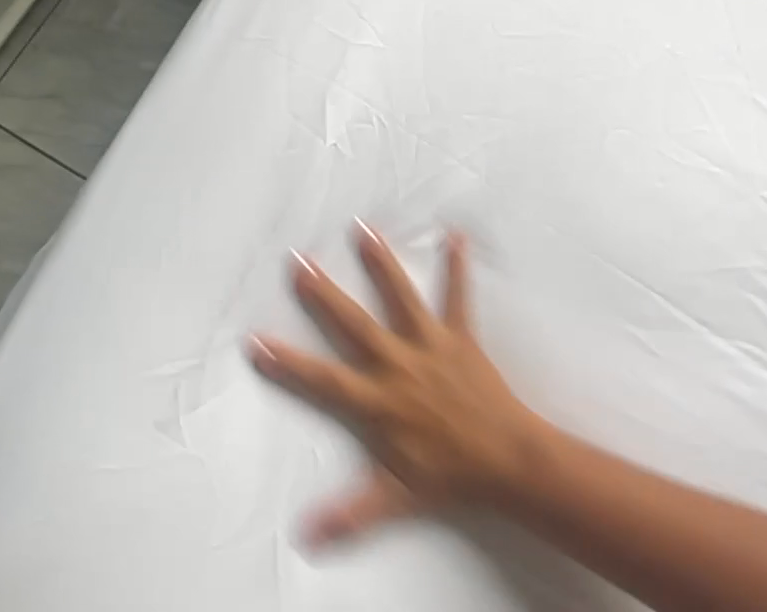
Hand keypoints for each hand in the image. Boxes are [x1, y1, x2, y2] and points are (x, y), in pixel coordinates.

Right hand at [249, 223, 546, 546]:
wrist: (510, 463)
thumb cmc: (451, 477)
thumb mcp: (396, 497)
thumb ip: (350, 513)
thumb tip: (307, 536)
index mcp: (377, 400)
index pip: (322, 378)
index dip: (286, 361)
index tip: (256, 341)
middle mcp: (397, 365)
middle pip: (354, 323)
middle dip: (324, 293)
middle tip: (299, 262)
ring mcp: (429, 346)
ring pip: (400, 298)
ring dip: (381, 263)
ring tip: (363, 229)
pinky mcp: (460, 338)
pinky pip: (458, 297)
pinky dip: (458, 268)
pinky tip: (456, 236)